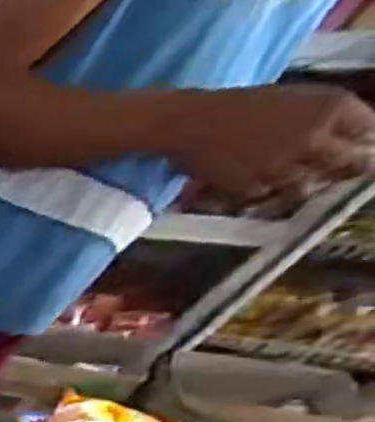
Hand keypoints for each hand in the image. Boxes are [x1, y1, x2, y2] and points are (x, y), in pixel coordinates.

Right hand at [171, 84, 374, 200]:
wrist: (194, 123)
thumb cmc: (246, 105)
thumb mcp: (302, 98)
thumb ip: (330, 114)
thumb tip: (354, 134)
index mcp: (332, 109)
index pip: (369, 129)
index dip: (364, 139)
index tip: (356, 147)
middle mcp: (312, 138)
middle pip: (344, 161)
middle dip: (342, 166)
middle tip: (336, 171)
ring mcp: (279, 165)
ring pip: (305, 182)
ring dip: (300, 182)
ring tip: (288, 181)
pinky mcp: (247, 185)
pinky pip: (264, 193)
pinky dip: (261, 190)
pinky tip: (254, 183)